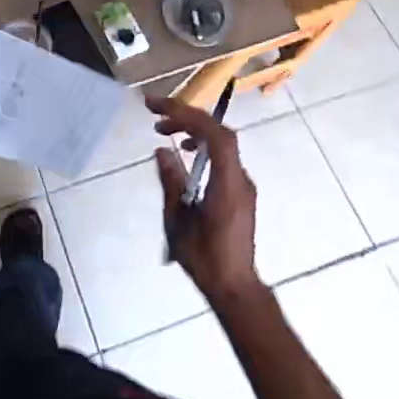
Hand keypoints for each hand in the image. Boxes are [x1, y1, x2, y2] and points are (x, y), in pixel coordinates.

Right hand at [150, 96, 261, 304]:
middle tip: (155, 115)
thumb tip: (162, 151)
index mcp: (227, 184)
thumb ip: (171, 182)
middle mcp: (240, 178)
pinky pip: (223, 157)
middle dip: (187, 116)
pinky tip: (185, 153)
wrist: (235, 288)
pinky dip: (203, 145)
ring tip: (165, 131)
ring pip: (223, 142)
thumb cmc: (205, 260)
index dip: (187, 115)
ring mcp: (243, 184)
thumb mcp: (178, 222)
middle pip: (220, 133)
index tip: (157, 110)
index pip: (214, 135)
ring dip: (194, 129)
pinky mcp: (240, 192)